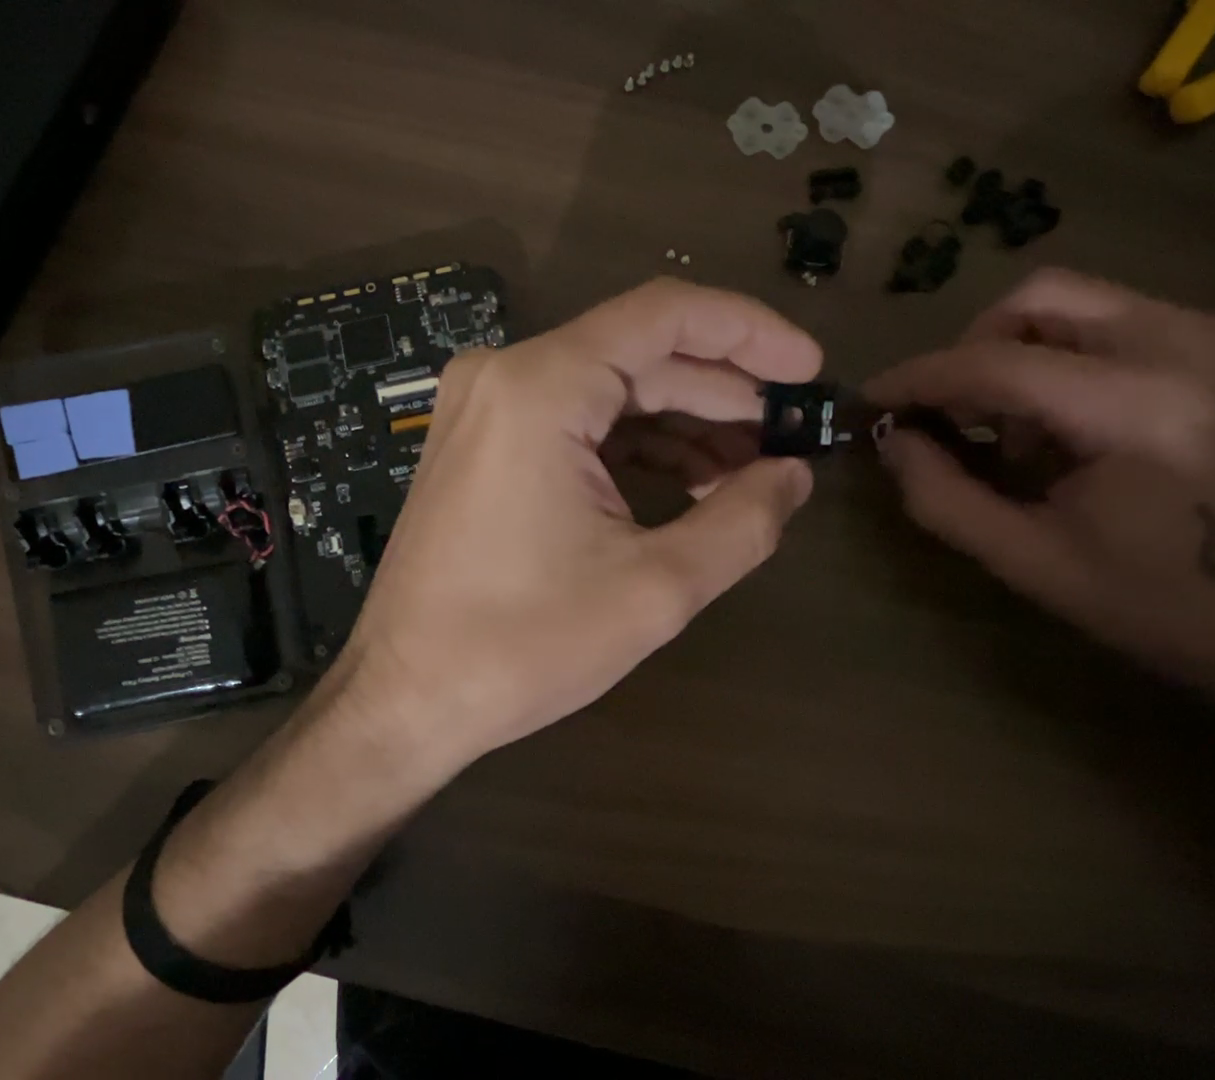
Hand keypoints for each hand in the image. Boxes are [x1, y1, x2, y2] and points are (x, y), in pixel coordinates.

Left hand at [327, 279, 818, 769]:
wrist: (405, 698)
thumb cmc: (522, 646)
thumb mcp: (655, 588)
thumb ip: (742, 521)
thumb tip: (794, 475)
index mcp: (541, 387)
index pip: (665, 315)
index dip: (749, 332)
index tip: (809, 369)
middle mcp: (503, 376)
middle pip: (637, 352)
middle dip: (722, 390)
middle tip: (791, 430)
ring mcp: (482, 409)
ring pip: (606, 389)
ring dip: (682, 421)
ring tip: (749, 470)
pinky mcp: (477, 445)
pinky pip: (572, 422)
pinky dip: (632, 445)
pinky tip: (686, 484)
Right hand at [866, 270, 1214, 707]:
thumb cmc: (1169, 610)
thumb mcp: (1033, 565)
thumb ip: (944, 498)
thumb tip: (892, 439)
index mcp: (1136, 410)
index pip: (993, 363)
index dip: (916, 378)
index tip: (868, 400)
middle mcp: (1185, 346)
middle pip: (1036, 300)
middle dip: (971, 350)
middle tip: (954, 417)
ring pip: (1078, 303)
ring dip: (1020, 353)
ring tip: (1019, 432)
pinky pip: (1120, 322)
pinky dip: (1070, 357)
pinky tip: (1074, 426)